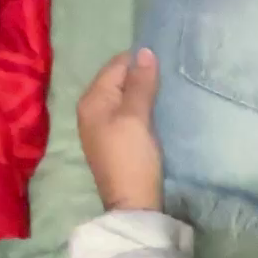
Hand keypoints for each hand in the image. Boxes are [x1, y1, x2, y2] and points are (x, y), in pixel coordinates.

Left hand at [77, 48, 163, 211]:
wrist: (133, 204)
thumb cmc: (132, 157)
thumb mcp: (136, 118)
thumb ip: (140, 84)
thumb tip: (145, 52)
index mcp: (92, 100)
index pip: (116, 66)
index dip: (139, 63)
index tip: (164, 67)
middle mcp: (91, 110)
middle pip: (118, 82)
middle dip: (140, 78)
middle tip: (167, 82)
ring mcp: (101, 128)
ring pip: (123, 99)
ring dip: (142, 96)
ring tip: (164, 97)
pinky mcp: (114, 143)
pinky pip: (126, 116)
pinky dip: (140, 111)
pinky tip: (154, 116)